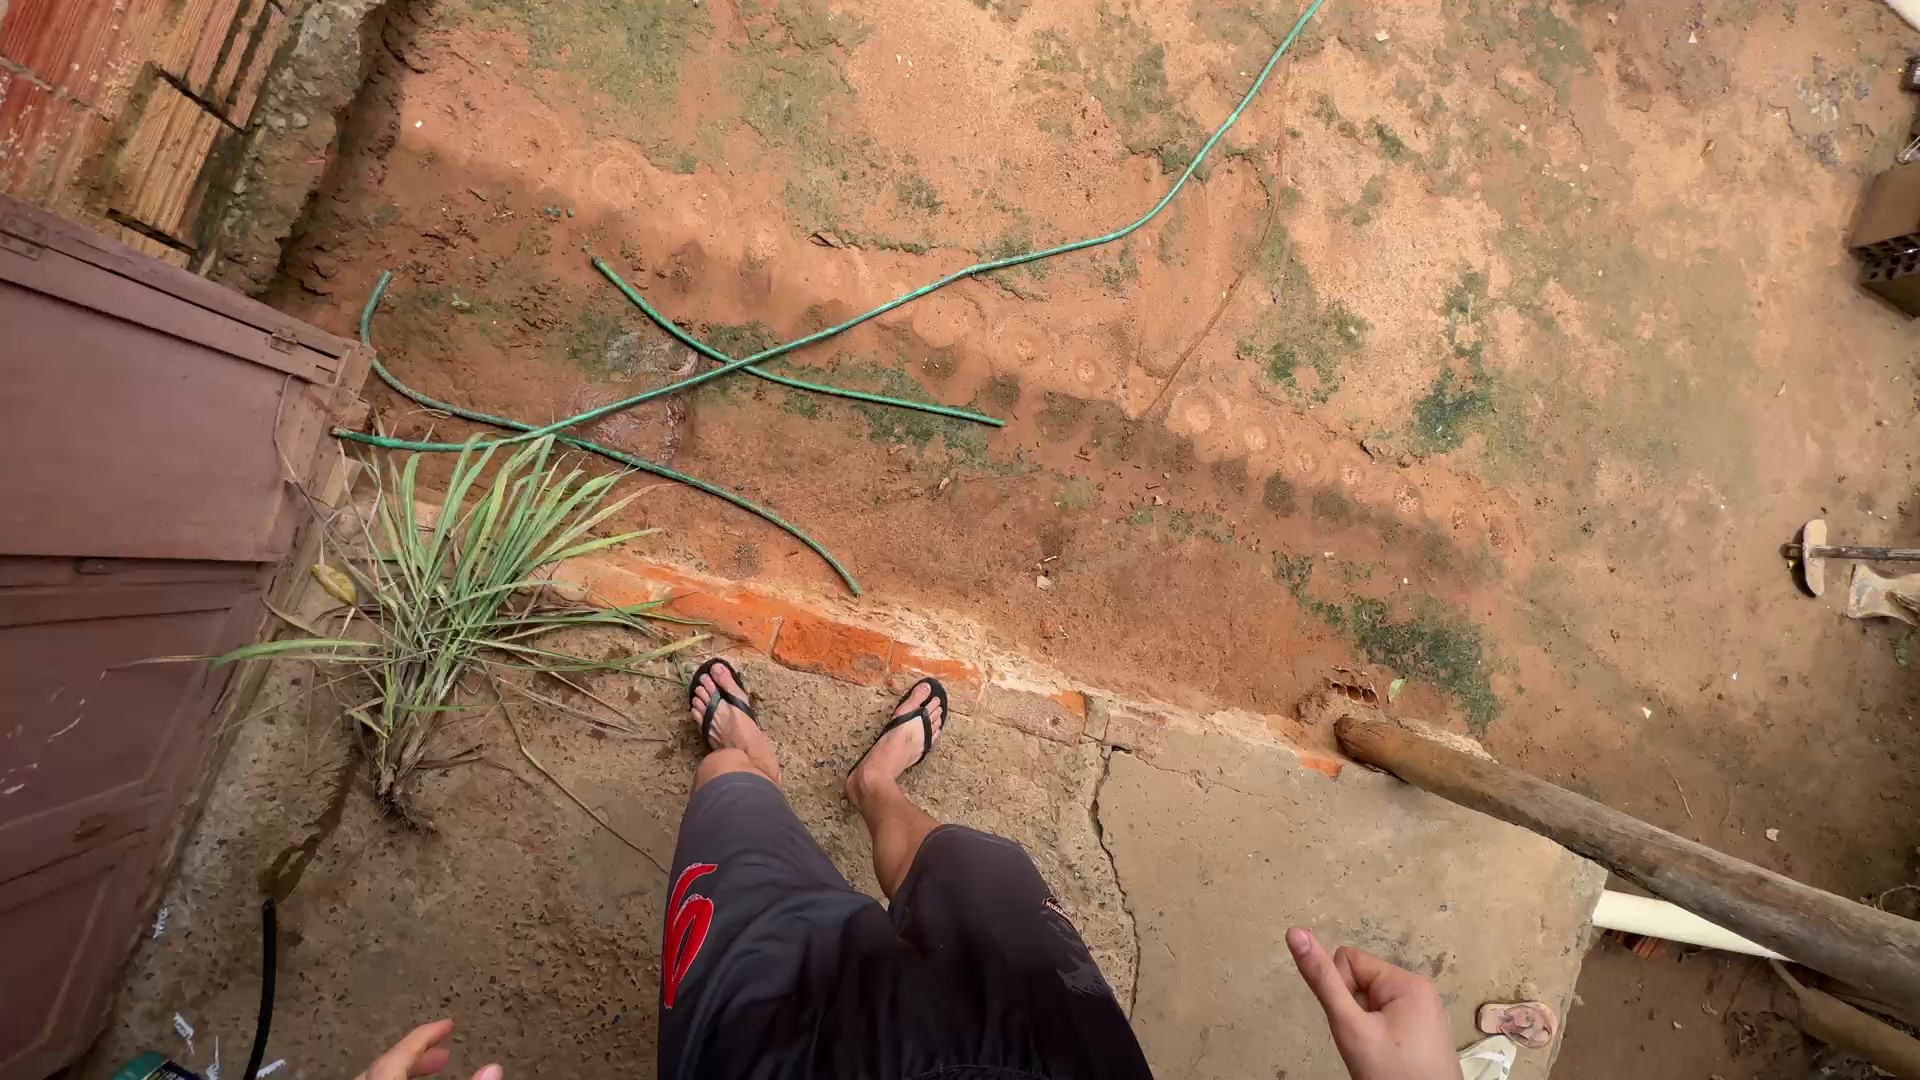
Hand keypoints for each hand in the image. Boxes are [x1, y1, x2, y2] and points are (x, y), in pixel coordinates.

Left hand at [353, 1020, 500, 1079]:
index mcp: (383, 1079)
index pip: (401, 1051)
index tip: (448, 1023)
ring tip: (431, 1068)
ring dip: (402, 1068)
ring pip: (373, 1076)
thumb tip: (494, 1067)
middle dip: (416, 1052)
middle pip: (383, 1063)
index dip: (426, 1033)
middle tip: (443, 1050)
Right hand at [1287, 927, 1455, 1079]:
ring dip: (1364, 1023)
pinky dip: (1378, 1033)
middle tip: (1364, 1042)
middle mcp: (1421, 990)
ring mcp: (1426, 1013)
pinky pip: (1386, 1016)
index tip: (1354, 1024)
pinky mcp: (1426, 1032)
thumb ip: (1322, 978)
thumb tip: (1294, 931)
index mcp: (1407, 982)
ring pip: (1370, 1000)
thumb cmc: (1390, 1075)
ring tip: (1376, 1053)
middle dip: (1353, 1009)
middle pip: (1360, 980)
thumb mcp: (1350, 1027)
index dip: (1339, 990)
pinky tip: (1387, 1058)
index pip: (1347, 961)